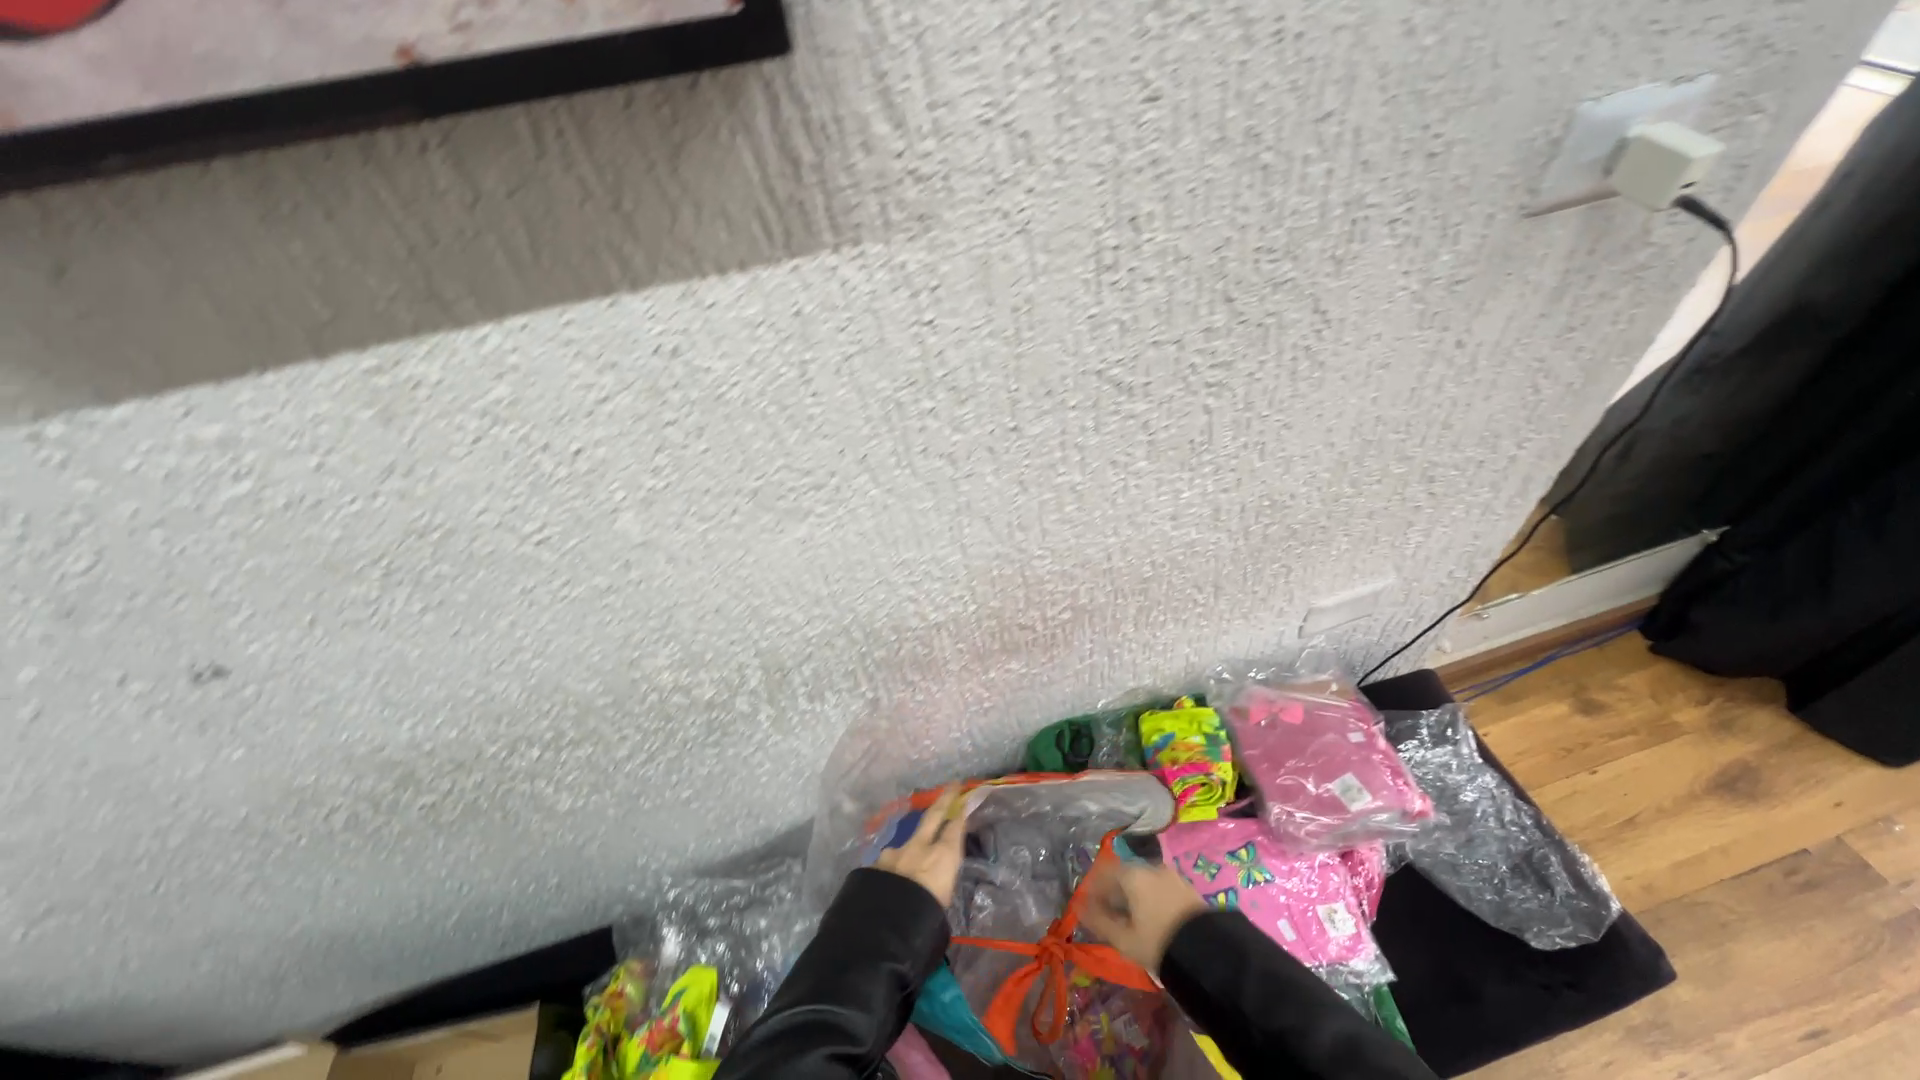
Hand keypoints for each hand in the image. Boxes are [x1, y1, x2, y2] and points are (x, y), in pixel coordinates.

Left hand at [875, 785, 968, 906]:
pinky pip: (888, 863)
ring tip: (910, 864)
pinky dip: (892, 869)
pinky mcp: (876, 863)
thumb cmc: (927, 916)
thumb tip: (938, 882)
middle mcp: (919, 846)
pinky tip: (890, 880)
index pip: (955, 828)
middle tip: (951, 786)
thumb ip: (942, 883)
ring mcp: (895, 852)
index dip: (960, 814)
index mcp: (943, 855)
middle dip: (943, 800)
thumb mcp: (945, 899)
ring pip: (906, 844)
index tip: (963, 802)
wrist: (888, 921)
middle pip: (933, 816)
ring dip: (910, 850)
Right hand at [1081, 859, 1207, 973]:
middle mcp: (1151, 868)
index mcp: (1133, 875)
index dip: (1093, 889)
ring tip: (1130, 919)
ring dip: (1132, 895)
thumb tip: (1080, 908)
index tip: (1089, 907)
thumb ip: (1098, 921)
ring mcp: (1171, 876)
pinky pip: (1158, 886)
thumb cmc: (1157, 942)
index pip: (1104, 873)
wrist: (1208, 951)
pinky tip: (1150, 917)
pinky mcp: (1186, 887)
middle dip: (1113, 892)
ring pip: (1142, 880)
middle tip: (1108, 915)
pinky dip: (1148, 897)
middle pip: (1124, 874)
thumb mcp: (1123, 938)